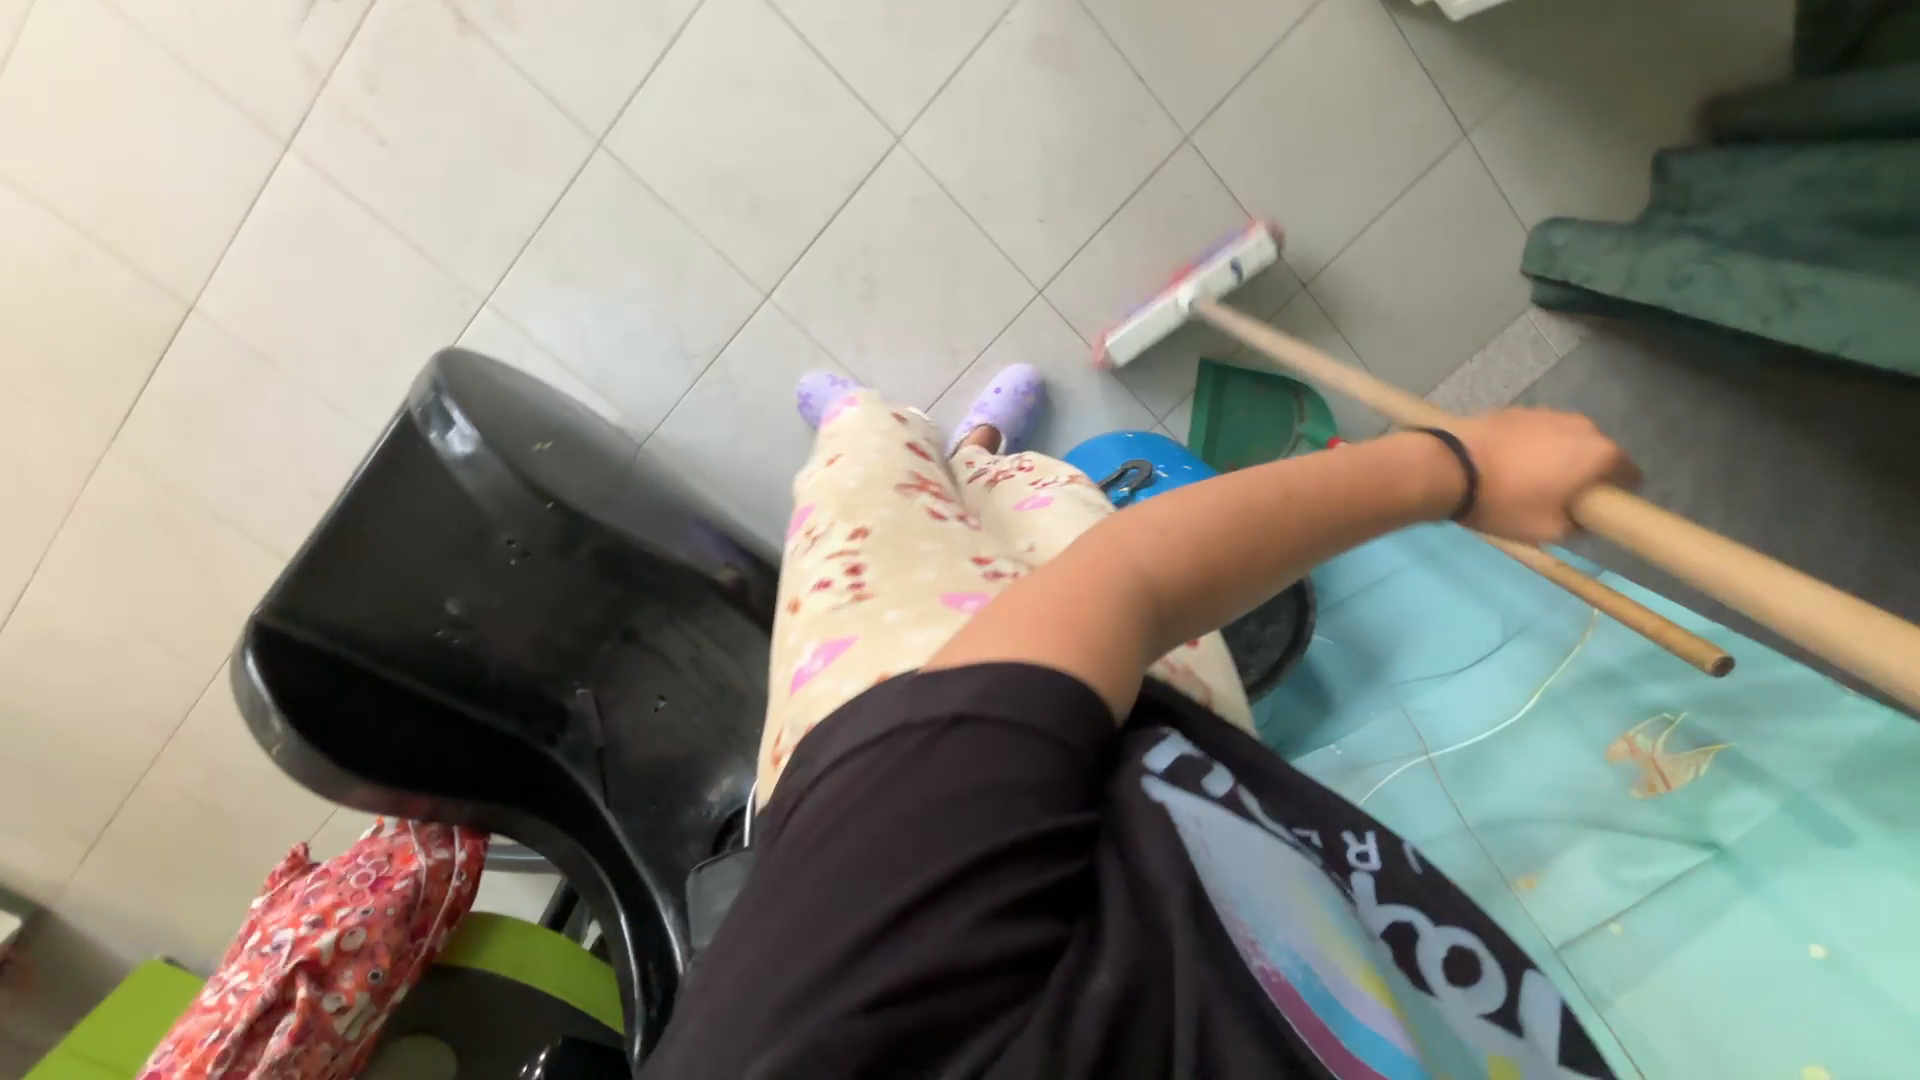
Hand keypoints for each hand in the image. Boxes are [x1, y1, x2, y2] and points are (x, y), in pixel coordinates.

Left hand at [1446, 408, 1637, 543]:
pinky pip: (1529, 433)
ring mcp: (1543, 412)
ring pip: (1560, 440)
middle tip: (1552, 496)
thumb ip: (1577, 525)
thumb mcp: (1548, 530)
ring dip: (1551, 457)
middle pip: (1593, 453)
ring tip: (1521, 479)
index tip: (1590, 509)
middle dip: (1580, 473)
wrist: (1445, 468)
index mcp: (1600, 452)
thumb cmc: (1503, 502)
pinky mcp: (1510, 410)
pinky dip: (1523, 446)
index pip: (1628, 475)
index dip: (1614, 495)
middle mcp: (1580, 425)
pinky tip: (1500, 463)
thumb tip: (1581, 517)